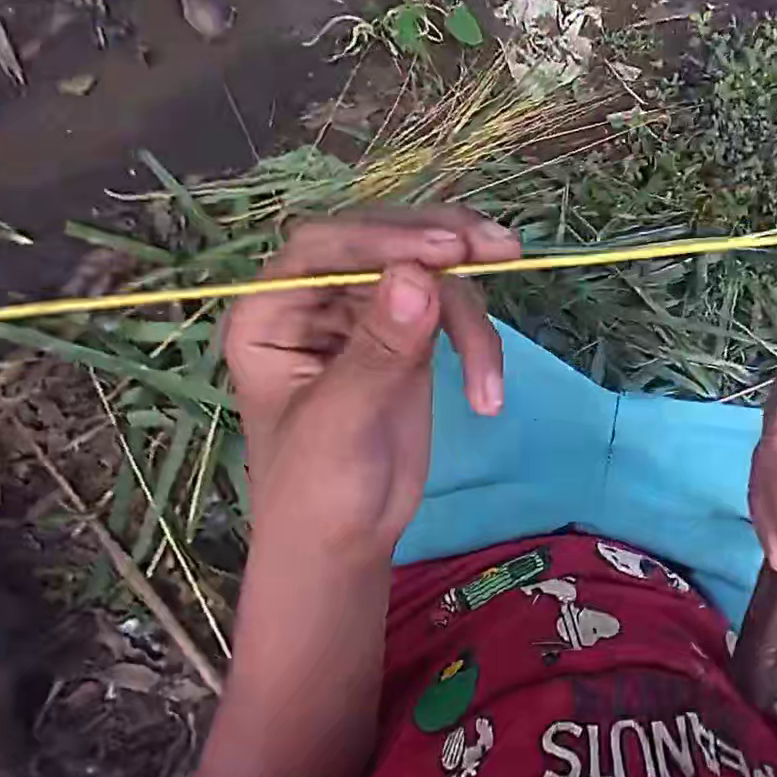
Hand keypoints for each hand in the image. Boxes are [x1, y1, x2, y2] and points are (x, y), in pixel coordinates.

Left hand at [224, 207, 520, 557]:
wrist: (346, 538)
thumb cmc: (315, 491)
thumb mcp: (339, 422)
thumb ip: (377, 348)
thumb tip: (417, 276)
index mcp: (273, 309)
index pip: (325, 248)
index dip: (386, 239)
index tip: (449, 250)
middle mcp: (319, 298)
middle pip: (385, 242)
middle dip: (447, 245)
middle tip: (503, 249)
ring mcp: (369, 312)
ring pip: (432, 274)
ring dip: (473, 319)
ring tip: (489, 385)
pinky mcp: (412, 331)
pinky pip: (453, 309)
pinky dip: (479, 343)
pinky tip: (487, 392)